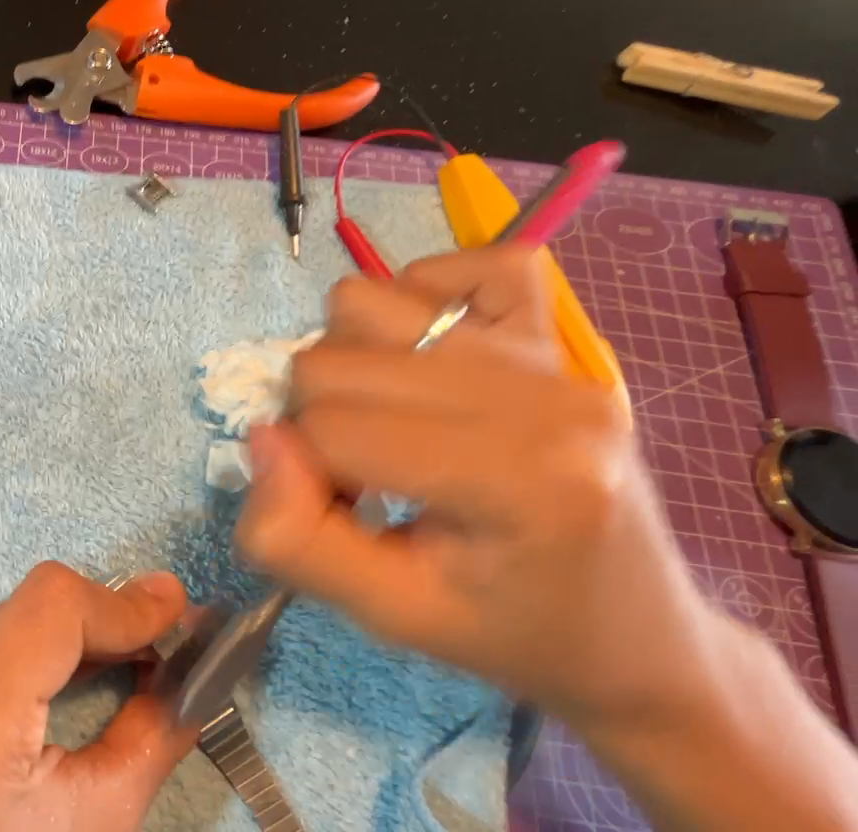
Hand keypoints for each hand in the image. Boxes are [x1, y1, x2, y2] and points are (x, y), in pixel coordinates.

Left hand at [0, 562, 196, 831]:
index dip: (118, 602)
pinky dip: (26, 648)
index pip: (48, 607)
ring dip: (64, 635)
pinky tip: (55, 679)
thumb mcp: (96, 823)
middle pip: (29, 608)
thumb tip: (192, 656)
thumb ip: (151, 733)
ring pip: (5, 615)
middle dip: (101, 622)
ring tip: (114, 664)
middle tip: (160, 647)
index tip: (173, 610)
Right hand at [237, 246, 716, 728]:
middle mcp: (540, 396)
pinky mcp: (558, 329)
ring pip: (367, 301)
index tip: (344, 514)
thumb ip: (295, 538)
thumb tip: (261, 438)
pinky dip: (416, 300)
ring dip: (346, 358)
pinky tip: (427, 362)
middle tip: (359, 473)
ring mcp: (554, 354)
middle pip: (333, 358)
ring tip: (386, 415)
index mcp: (515, 479)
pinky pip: (461, 264)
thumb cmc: (506, 628)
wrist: (636, 633)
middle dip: (314, 418)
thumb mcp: (387, 614)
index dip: (304, 476)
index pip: (330, 431)